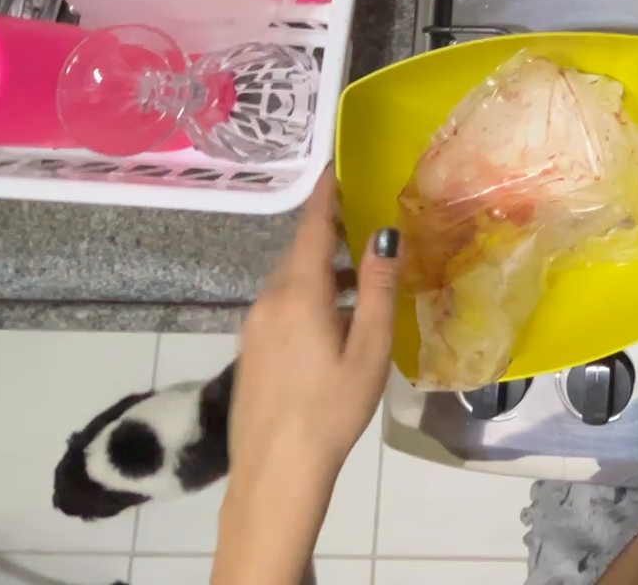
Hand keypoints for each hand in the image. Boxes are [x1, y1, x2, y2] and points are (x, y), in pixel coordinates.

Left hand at [213, 168, 399, 584]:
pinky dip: (312, 287)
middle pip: (301, 249)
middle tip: (366, 209)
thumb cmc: (331, 408)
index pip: (313, 227)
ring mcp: (255, 324)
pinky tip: (338, 310)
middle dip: (330, 226)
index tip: (337, 163)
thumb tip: (384, 232)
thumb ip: (376, 287)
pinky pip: (284, 299)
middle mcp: (270, 299)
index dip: (326, 192)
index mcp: (299, 293)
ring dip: (324, 262)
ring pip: (293, 275)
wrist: (274, 474)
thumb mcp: (368, 348)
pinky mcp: (253, 347)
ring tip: (363, 265)